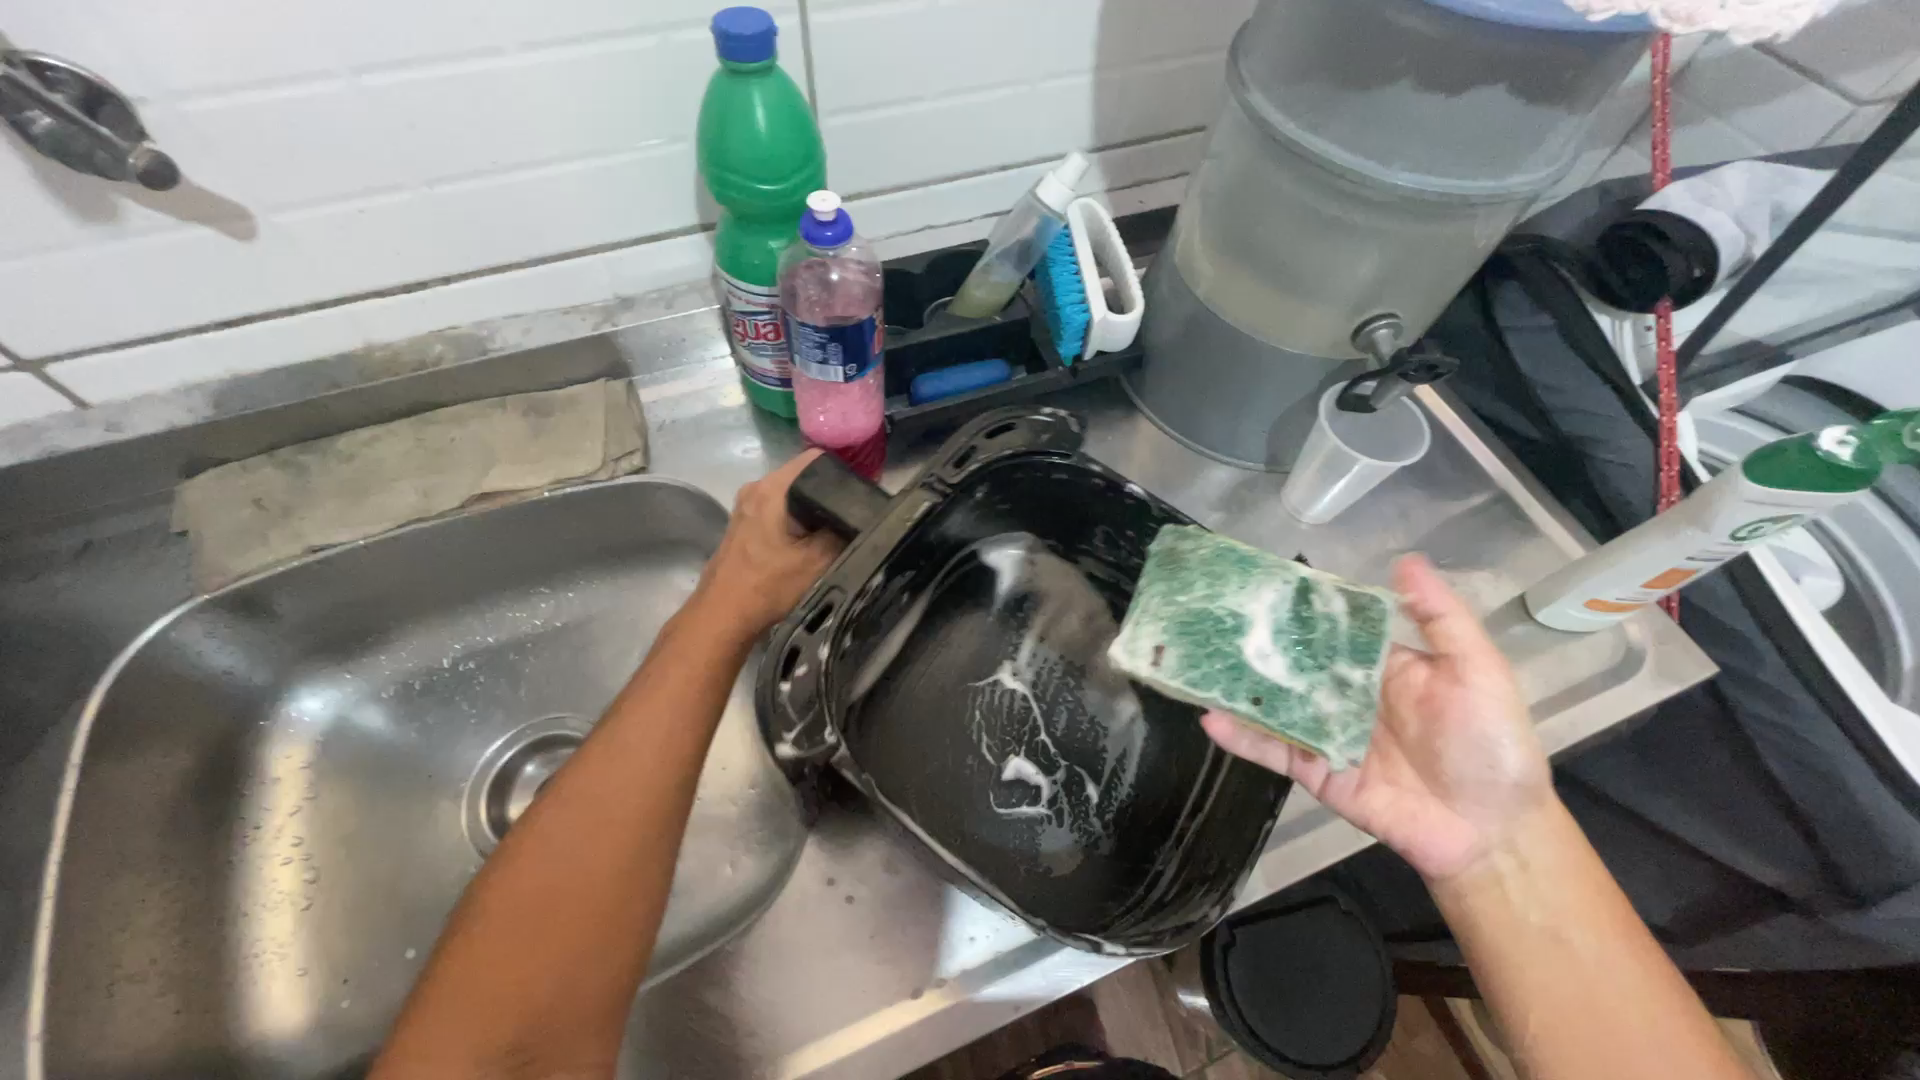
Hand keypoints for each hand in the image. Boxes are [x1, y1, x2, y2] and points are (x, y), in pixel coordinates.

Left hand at [691, 450, 844, 638]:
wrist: (723, 615)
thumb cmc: (768, 586)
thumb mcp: (817, 562)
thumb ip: (841, 533)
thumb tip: (859, 517)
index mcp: (772, 489)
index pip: (815, 460)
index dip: (842, 472)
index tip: (859, 494)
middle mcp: (755, 487)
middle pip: (802, 476)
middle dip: (828, 493)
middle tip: (852, 516)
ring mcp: (745, 505)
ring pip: (790, 494)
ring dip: (811, 509)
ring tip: (833, 530)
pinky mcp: (743, 522)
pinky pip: (777, 508)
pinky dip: (794, 519)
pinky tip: (807, 542)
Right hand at [1201, 554, 1553, 882]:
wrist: (1491, 831)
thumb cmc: (1491, 744)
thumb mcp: (1476, 670)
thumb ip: (1438, 617)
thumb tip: (1404, 559)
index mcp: (1378, 664)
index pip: (1330, 627)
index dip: (1298, 606)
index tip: (1258, 582)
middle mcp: (1344, 693)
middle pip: (1292, 663)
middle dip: (1255, 643)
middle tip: (1209, 618)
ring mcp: (1324, 732)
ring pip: (1273, 703)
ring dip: (1237, 686)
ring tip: (1195, 663)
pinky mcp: (1313, 770)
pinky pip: (1272, 750)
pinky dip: (1241, 737)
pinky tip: (1211, 719)